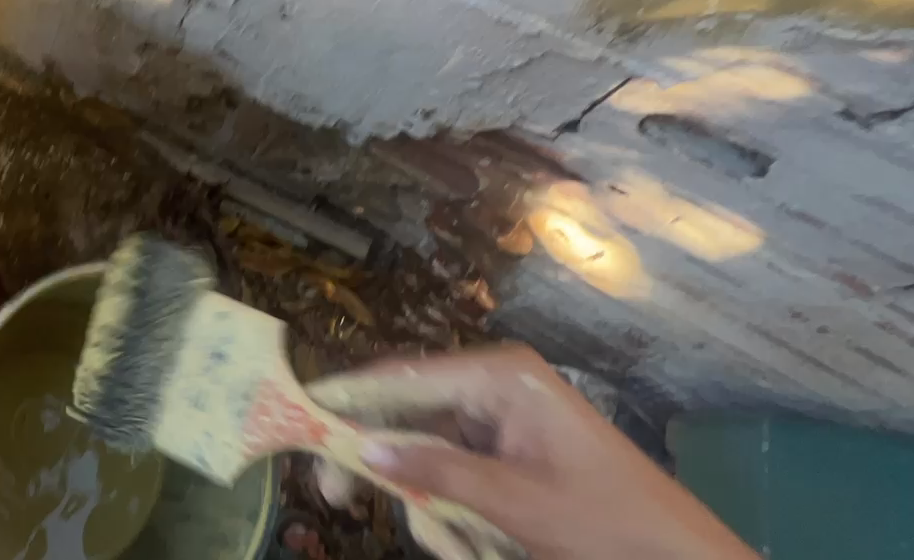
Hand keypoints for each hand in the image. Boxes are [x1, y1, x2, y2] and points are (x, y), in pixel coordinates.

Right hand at [307, 345, 757, 559]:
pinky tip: (458, 536)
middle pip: (407, 405)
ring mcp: (499, 413)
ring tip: (442, 539)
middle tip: (335, 491)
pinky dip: (444, 498)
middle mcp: (491, 381)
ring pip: (425, 440)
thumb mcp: (517, 504)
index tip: (302, 410)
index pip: (404, 375)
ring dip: (418, 489)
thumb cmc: (611, 527)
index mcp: (497, 374)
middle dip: (378, 453)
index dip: (350, 394)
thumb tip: (361, 449)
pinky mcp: (506, 445)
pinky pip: (451, 461)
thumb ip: (436, 471)